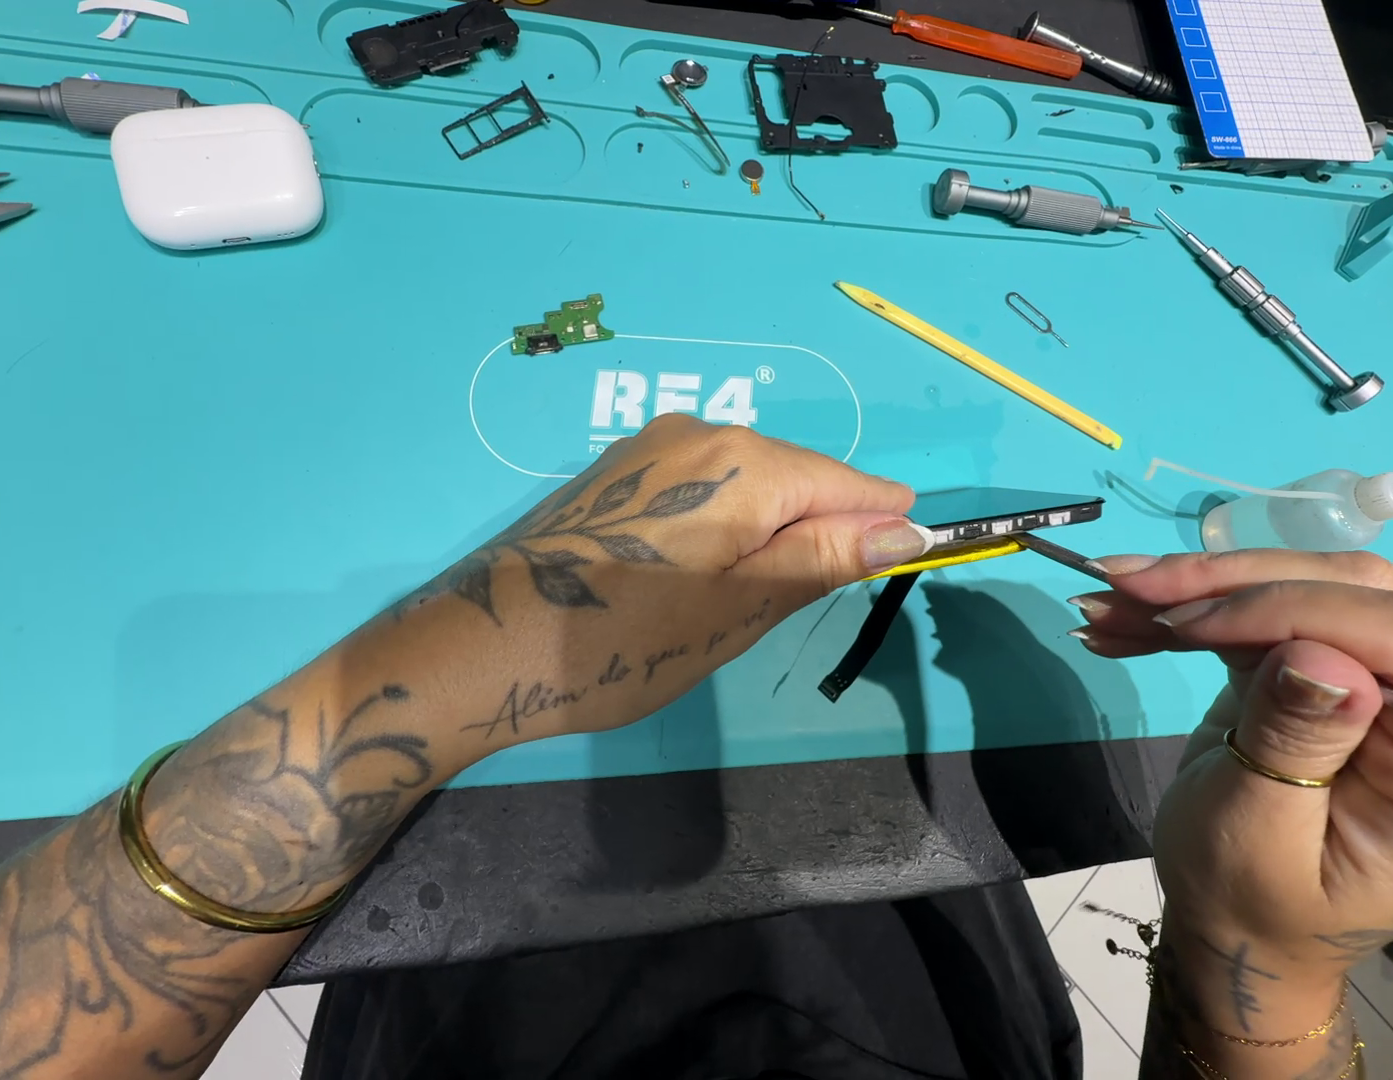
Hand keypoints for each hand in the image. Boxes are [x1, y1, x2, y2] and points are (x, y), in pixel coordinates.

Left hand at [381, 414, 928, 742]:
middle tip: (798, 601)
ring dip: (769, 530)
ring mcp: (651, 445)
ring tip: (742, 597)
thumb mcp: (742, 608)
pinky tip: (699, 570)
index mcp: (743, 461)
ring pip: (748, 481)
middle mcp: (700, 430)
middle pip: (795, 476)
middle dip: (818, 530)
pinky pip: (702, 485)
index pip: (845, 482)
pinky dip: (724, 523)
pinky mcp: (619, 469)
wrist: (484, 644)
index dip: (880, 521)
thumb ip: (826, 558)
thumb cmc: (627, 642)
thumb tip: (909, 529)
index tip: (905, 554)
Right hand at [1068, 550, 1392, 1039]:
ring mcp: (1389, 692)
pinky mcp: (1331, 679)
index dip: (1298, 609)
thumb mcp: (1255, 834)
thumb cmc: (1247, 902)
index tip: (1183, 623)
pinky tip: (1124, 623)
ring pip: (1306, 591)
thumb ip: (1294, 741)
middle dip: (1231, 583)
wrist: (1238, 927)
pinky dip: (1189, 616)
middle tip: (1126, 587)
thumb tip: (1314, 650)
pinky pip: (1267, 622)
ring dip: (1196, 590)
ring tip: (1105, 603)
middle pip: (1359, 596)